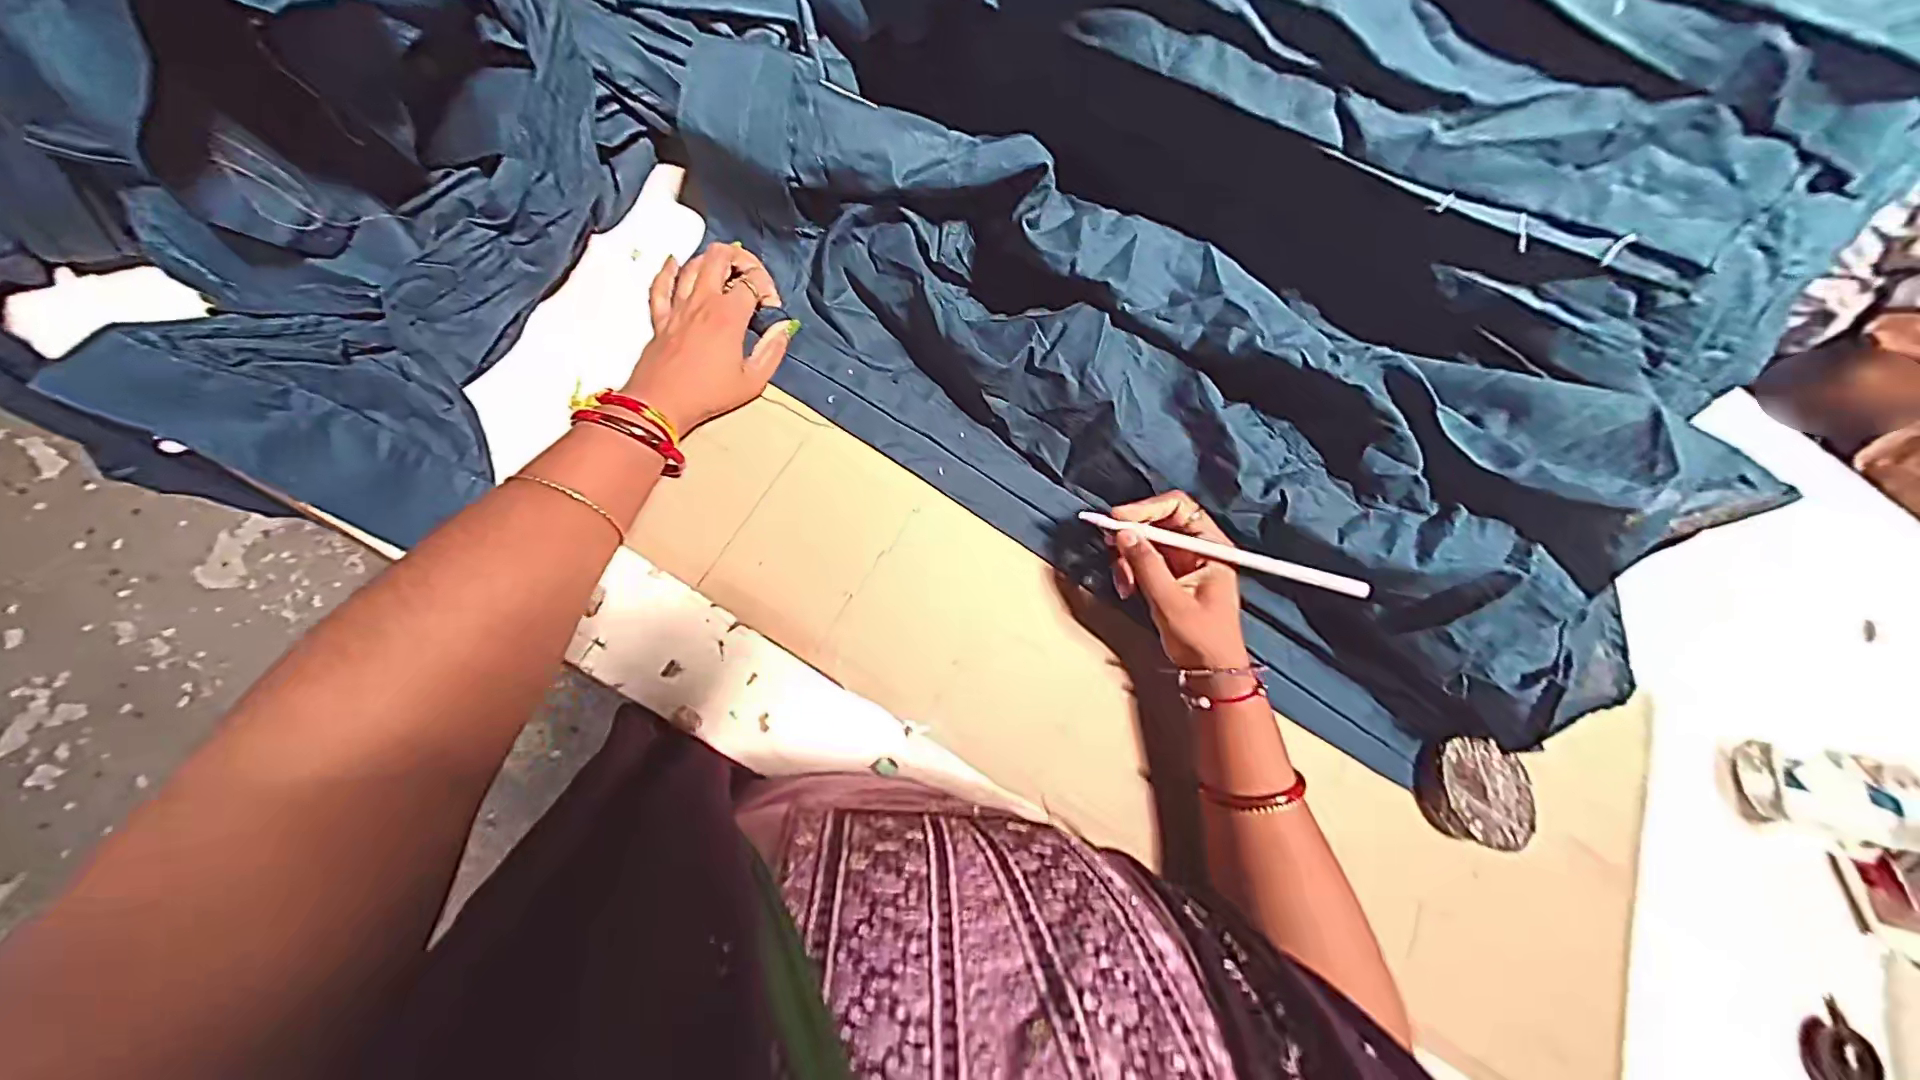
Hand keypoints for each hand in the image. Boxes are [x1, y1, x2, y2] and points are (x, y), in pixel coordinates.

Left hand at [621, 242, 799, 435]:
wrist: (662, 403)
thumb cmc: (709, 395)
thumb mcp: (753, 380)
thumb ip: (772, 350)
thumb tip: (783, 329)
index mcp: (729, 316)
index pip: (753, 280)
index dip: (768, 288)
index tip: (771, 309)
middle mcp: (703, 301)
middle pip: (720, 256)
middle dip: (741, 258)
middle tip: (751, 277)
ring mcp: (678, 306)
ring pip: (693, 264)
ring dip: (712, 261)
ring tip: (725, 272)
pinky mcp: (660, 316)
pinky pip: (661, 283)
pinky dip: (670, 269)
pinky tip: (675, 263)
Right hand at [1107, 490, 1249, 669]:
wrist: (1211, 671)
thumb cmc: (1203, 639)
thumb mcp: (1171, 601)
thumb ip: (1147, 565)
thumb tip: (1124, 534)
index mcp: (1210, 547)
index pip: (1179, 507)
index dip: (1147, 508)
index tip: (1119, 519)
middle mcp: (1197, 548)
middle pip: (1158, 521)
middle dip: (1132, 535)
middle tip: (1113, 548)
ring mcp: (1182, 561)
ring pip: (1145, 541)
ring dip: (1127, 558)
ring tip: (1125, 584)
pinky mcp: (1169, 575)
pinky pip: (1142, 560)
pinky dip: (1130, 570)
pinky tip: (1129, 589)